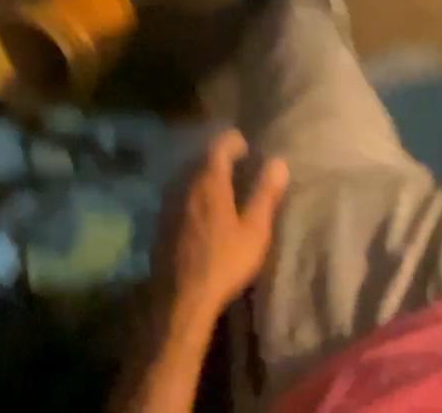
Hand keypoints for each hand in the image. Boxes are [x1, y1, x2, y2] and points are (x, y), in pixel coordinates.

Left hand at [155, 129, 289, 321]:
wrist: (183, 300)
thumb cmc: (225, 262)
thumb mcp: (255, 230)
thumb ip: (265, 194)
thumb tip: (278, 161)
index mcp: (210, 184)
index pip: (218, 147)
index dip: (232, 141)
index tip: (246, 145)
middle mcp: (187, 187)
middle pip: (201, 160)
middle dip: (219, 157)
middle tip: (238, 163)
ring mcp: (171, 206)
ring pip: (189, 178)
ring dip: (205, 175)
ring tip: (223, 185)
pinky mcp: (162, 225)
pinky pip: (180, 196)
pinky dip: (194, 194)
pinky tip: (203, 210)